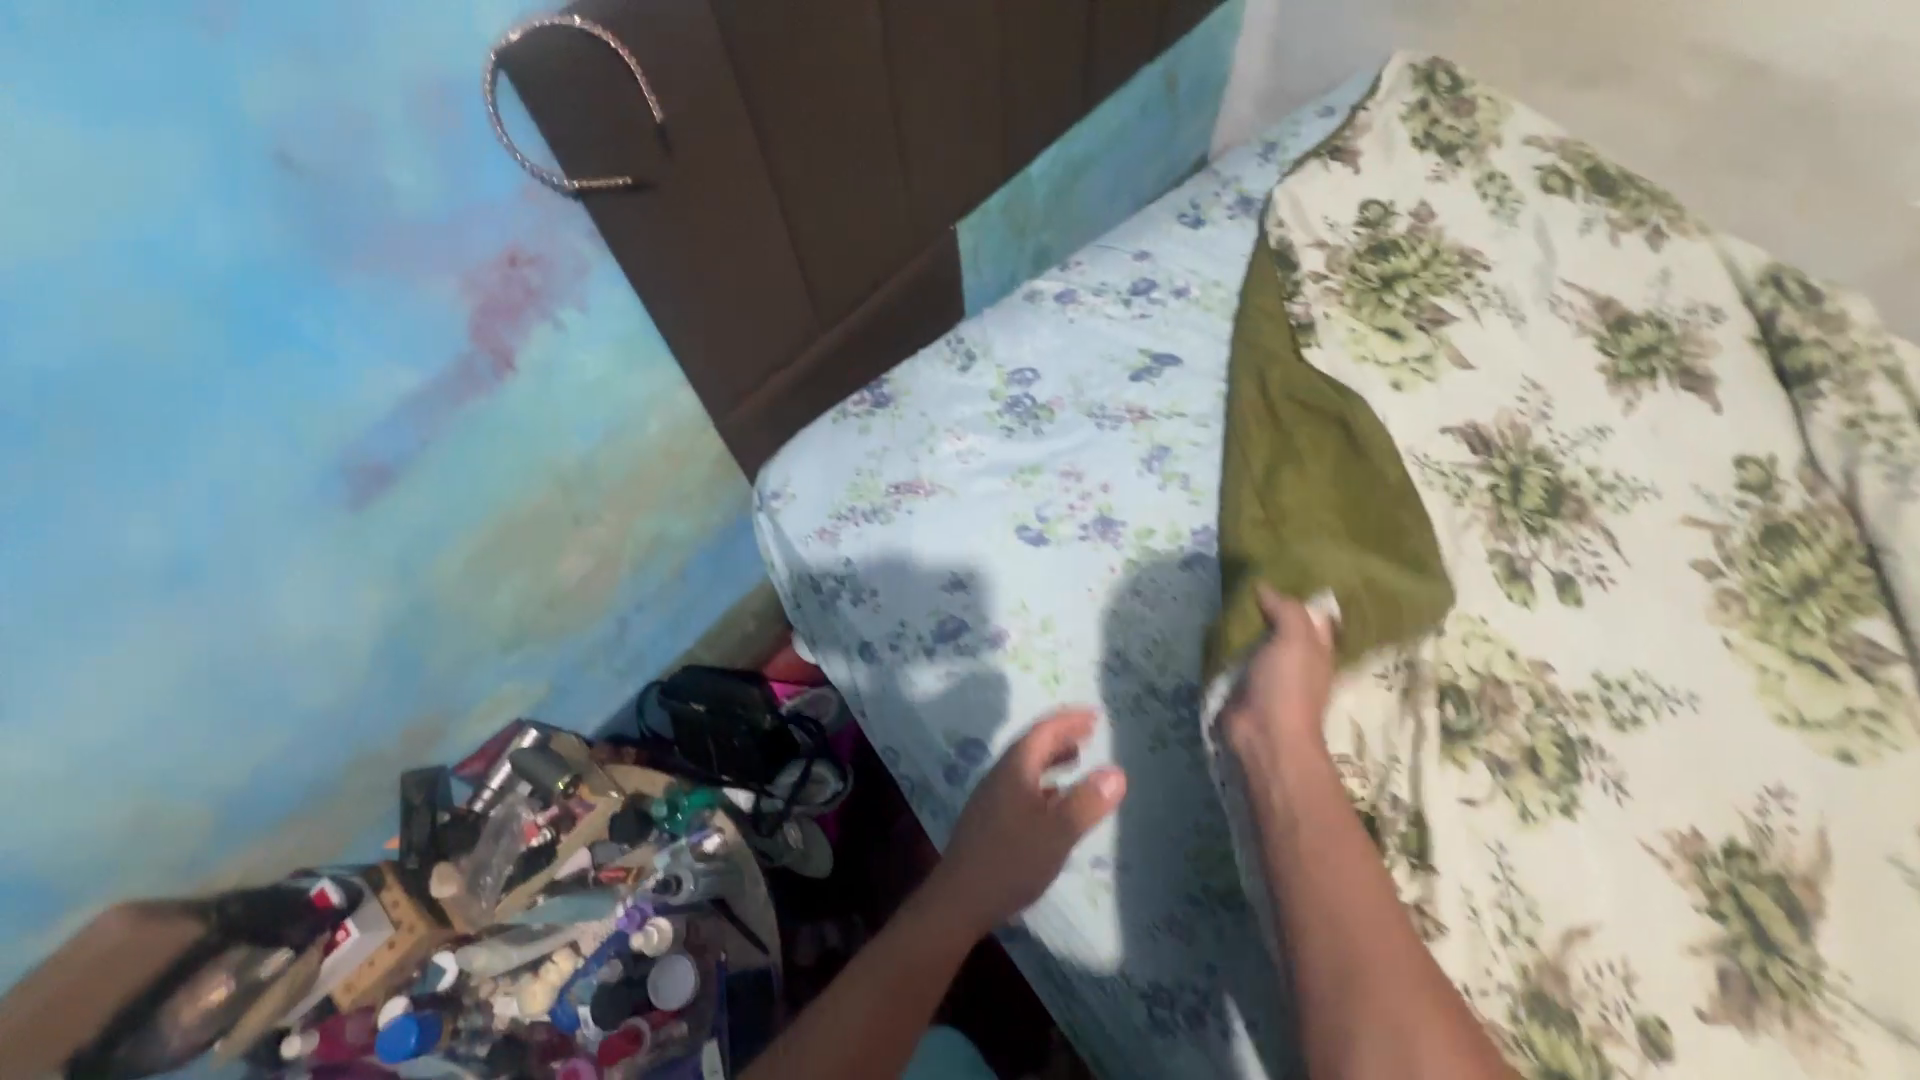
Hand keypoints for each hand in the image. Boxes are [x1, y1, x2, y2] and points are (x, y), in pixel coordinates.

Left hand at [926, 708, 1126, 936]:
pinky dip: (1043, 784)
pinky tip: (1054, 803)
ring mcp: (991, 800)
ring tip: (1077, 761)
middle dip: (1061, 735)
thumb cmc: (1010, 862)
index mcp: (1014, 770)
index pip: (1042, 731)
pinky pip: (1020, 788)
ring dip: (1051, 759)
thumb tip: (1117, 772)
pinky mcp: (989, 821)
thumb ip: (1087, 802)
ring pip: (1025, 768)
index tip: (1095, 714)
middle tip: (1090, 732)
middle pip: (1032, 746)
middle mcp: (999, 777)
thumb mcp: (1057, 833)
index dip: (1069, 720)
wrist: (959, 901)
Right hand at [1221, 584, 1336, 756]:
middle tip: (1242, 581)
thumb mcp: (1295, 639)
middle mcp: (1296, 659)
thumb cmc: (1288, 685)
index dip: (1299, 596)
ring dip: (1243, 626)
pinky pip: (1235, 657)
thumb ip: (1285, 609)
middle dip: (1266, 607)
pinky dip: (1226, 645)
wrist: (1263, 734)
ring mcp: (1268, 673)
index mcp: (1317, 648)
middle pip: (1282, 625)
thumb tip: (1263, 587)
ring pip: (1257, 640)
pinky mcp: (1243, 685)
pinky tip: (1212, 628)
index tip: (1276, 574)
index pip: (1313, 615)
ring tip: (1223, 598)